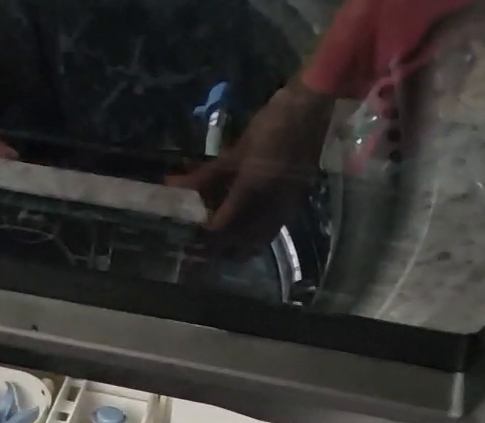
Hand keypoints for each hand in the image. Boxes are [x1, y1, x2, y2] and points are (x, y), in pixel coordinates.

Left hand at [169, 84, 333, 249]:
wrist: (313, 111)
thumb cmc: (271, 125)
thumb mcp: (234, 152)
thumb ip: (204, 176)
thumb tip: (172, 186)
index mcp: (251, 190)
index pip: (220, 226)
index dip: (201, 232)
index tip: (186, 229)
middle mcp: (268, 207)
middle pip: (235, 242)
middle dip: (213, 248)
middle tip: (194, 245)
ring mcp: (283, 210)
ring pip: (252, 244)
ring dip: (232, 248)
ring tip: (214, 244)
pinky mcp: (292, 209)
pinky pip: (268, 235)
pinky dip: (251, 240)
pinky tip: (239, 234)